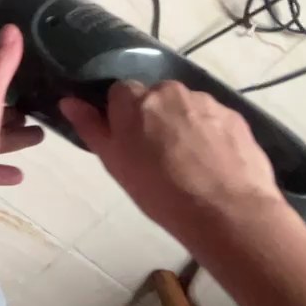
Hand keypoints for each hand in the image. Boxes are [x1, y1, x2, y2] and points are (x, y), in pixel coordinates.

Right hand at [60, 80, 286, 242]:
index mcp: (134, 99)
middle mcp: (169, 91)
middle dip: (155, 117)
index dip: (123, 115)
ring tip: (191, 162)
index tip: (129, 140)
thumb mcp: (114, 162)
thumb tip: (68, 101)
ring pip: (187, 107)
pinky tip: (214, 163)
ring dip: (184, 124)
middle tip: (159, 153)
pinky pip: (215, 119)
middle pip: (156, 97)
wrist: (228, 214)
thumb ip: (90, 126)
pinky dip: (212, 134)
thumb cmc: (159, 190)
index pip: (120, 92)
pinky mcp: (237, 118)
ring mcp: (206, 102)